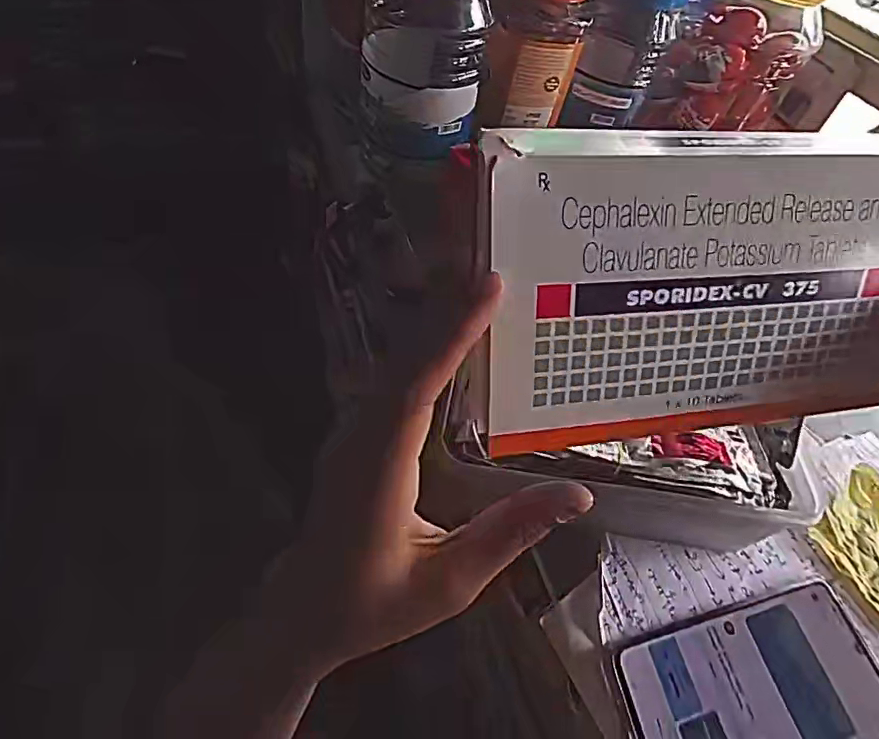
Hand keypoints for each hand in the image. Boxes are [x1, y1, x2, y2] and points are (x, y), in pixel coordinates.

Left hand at [269, 273, 593, 671]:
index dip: (453, 335)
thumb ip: (511, 533)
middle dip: (449, 309)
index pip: (417, 387)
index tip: (488, 291)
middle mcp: (362, 434)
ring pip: (398, 360)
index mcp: (378, 468)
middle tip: (492, 269)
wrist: (302, 610)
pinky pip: (396, 374)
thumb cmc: (373, 601)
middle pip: (407, 358)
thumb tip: (576, 495)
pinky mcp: (360, 426)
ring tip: (476, 284)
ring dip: (437, 319)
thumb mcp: (449, 581)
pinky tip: (449, 327)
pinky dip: (426, 343)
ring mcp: (354, 426)